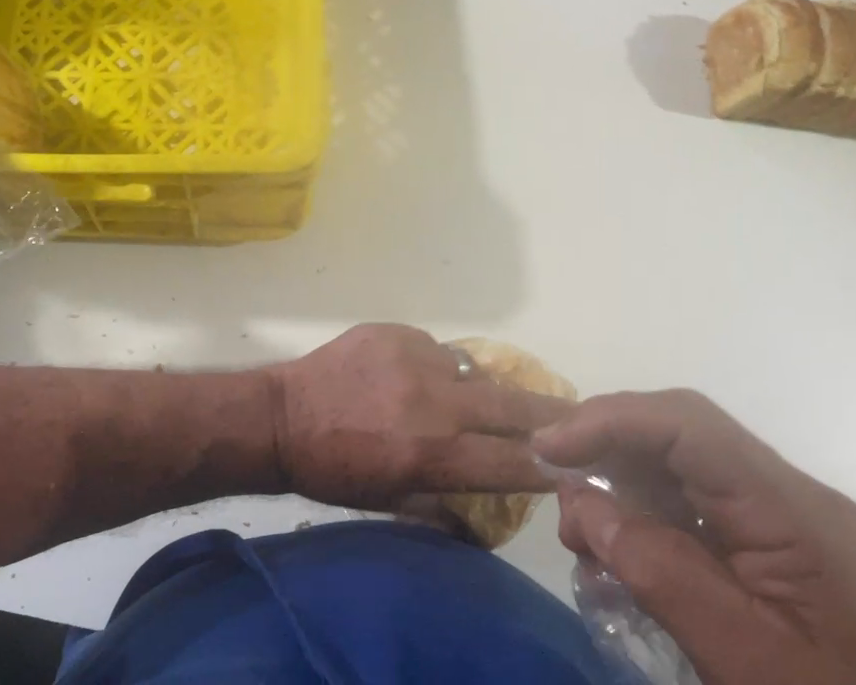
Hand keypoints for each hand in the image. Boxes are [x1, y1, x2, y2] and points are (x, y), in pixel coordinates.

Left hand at [265, 323, 571, 511]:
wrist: (280, 418)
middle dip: (550, 416)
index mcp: (436, 454)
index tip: (575, 464)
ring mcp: (413, 359)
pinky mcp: (393, 332)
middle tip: (571, 418)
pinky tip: (409, 377)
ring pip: (473, 371)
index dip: (552, 465)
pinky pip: (433, 348)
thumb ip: (446, 508)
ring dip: (476, 388)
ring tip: (458, 398)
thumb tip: (487, 522)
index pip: (518, 461)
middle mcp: (435, 403)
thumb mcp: (391, 502)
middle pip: (516, 406)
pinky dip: (432, 365)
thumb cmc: (333, 472)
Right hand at [535, 390, 855, 684]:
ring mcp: (789, 525)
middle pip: (680, 435)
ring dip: (620, 487)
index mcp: (794, 512)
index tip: (545, 448)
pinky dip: (647, 521)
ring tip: (581, 538)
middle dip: (606, 449)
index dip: (607, 420)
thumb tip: (582, 502)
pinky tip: (620, 557)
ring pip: (683, 469)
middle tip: (554, 489)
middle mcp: (792, 499)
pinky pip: (699, 510)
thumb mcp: (742, 653)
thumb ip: (659, 571)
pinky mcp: (781, 553)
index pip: (688, 425)